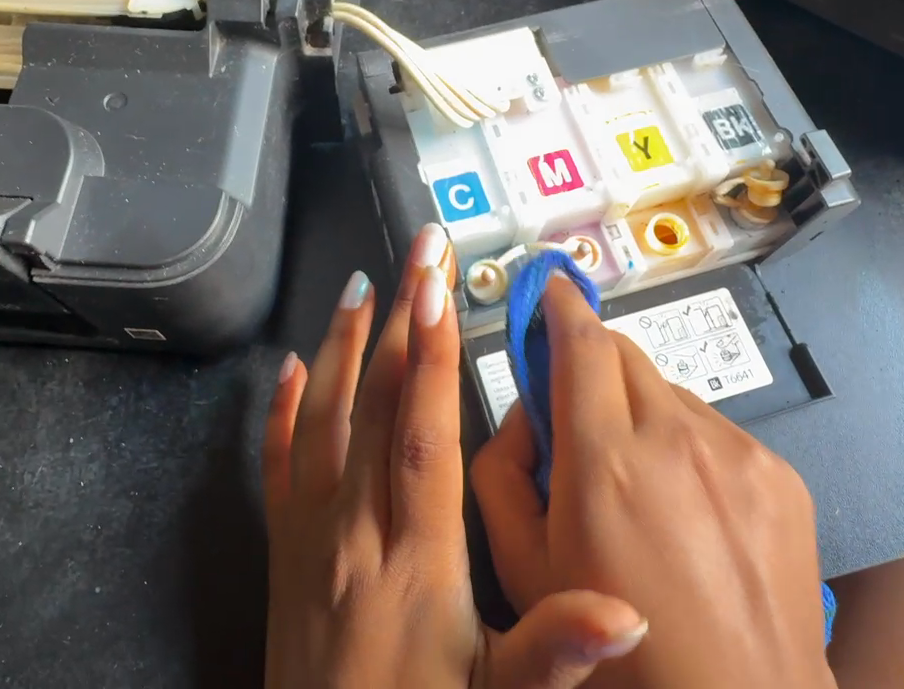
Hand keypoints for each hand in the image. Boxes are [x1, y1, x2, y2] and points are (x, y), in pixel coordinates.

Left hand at [263, 225, 649, 688]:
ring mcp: (309, 534)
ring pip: (323, 418)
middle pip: (374, 403)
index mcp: (415, 556)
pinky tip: (289, 366)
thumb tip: (626, 610)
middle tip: (415, 254)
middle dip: (397, 318)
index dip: (430, 357)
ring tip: (356, 284)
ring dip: (339, 345)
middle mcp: (355, 529)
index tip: (438, 290)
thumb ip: (553, 651)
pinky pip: (276, 464)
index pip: (422, 434)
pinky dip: (282, 408)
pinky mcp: (281, 550)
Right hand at [471, 278, 834, 688]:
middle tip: (575, 406)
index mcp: (604, 462)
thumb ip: (499, 472)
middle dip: (590, 357)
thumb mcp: (522, 566)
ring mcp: (734, 453)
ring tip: (638, 482)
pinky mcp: (777, 471)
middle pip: (622, 352)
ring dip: (639, 409)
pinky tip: (686, 508)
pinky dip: (686, 444)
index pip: (579, 343)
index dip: (559, 304)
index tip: (549, 287)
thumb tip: (521, 414)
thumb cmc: (617, 652)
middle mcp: (673, 440)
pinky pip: (714, 428)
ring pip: (667, 390)